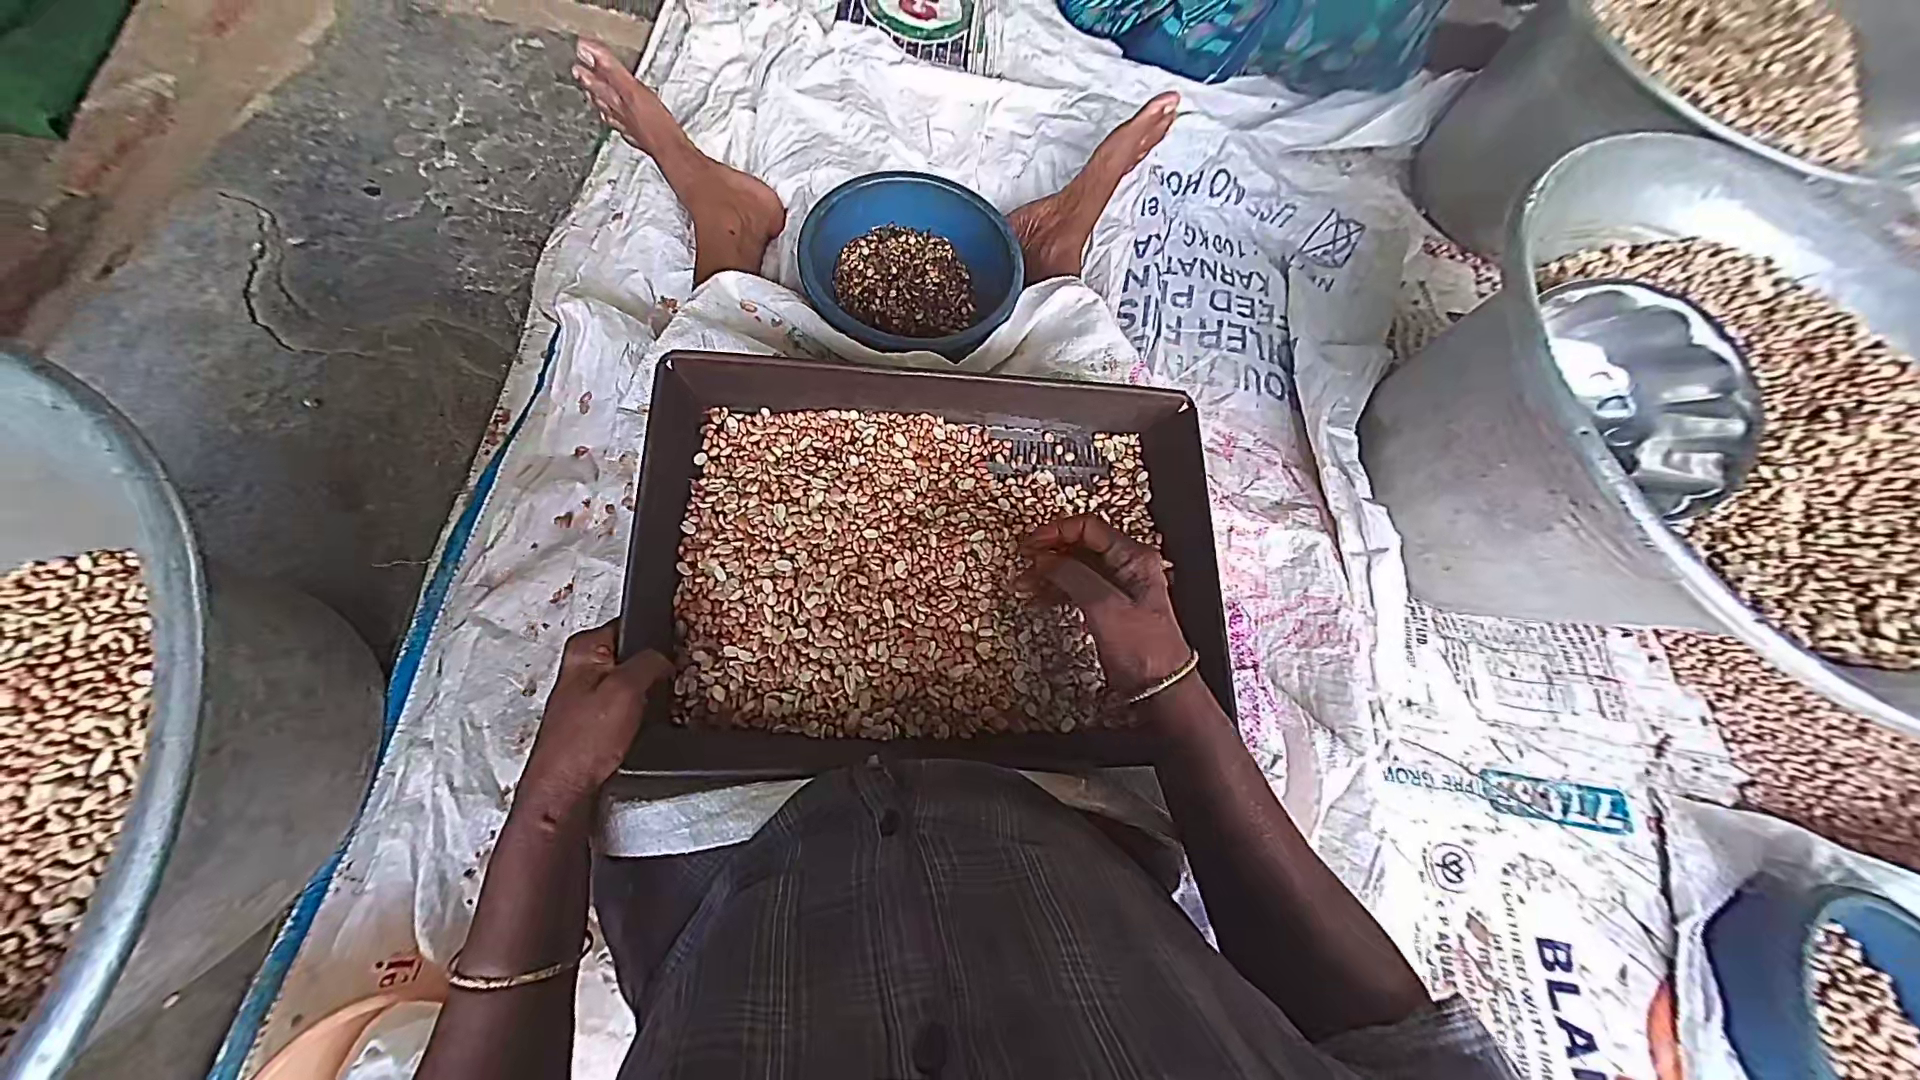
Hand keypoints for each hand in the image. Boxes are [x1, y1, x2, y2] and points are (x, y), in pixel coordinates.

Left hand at [519, 621, 670, 814]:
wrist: (567, 789)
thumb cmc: (582, 743)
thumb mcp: (626, 688)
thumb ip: (650, 661)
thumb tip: (665, 657)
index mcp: (585, 648)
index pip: (633, 626)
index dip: (658, 638)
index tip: (671, 653)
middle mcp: (584, 667)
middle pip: (638, 655)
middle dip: (657, 668)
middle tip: (665, 683)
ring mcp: (592, 693)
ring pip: (639, 681)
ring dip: (652, 692)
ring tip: (652, 708)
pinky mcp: (600, 716)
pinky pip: (635, 703)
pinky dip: (645, 711)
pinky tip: (644, 723)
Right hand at [1017, 514, 1191, 695]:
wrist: (1160, 689)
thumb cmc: (1144, 649)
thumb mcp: (1105, 607)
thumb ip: (1073, 576)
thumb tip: (1045, 558)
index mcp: (1133, 557)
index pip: (1089, 527)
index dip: (1057, 531)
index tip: (1032, 543)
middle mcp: (1126, 566)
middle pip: (1079, 544)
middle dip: (1049, 551)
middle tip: (1024, 560)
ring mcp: (1116, 586)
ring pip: (1074, 566)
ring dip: (1048, 572)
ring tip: (1025, 582)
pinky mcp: (1106, 607)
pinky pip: (1075, 587)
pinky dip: (1055, 589)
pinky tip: (1038, 596)